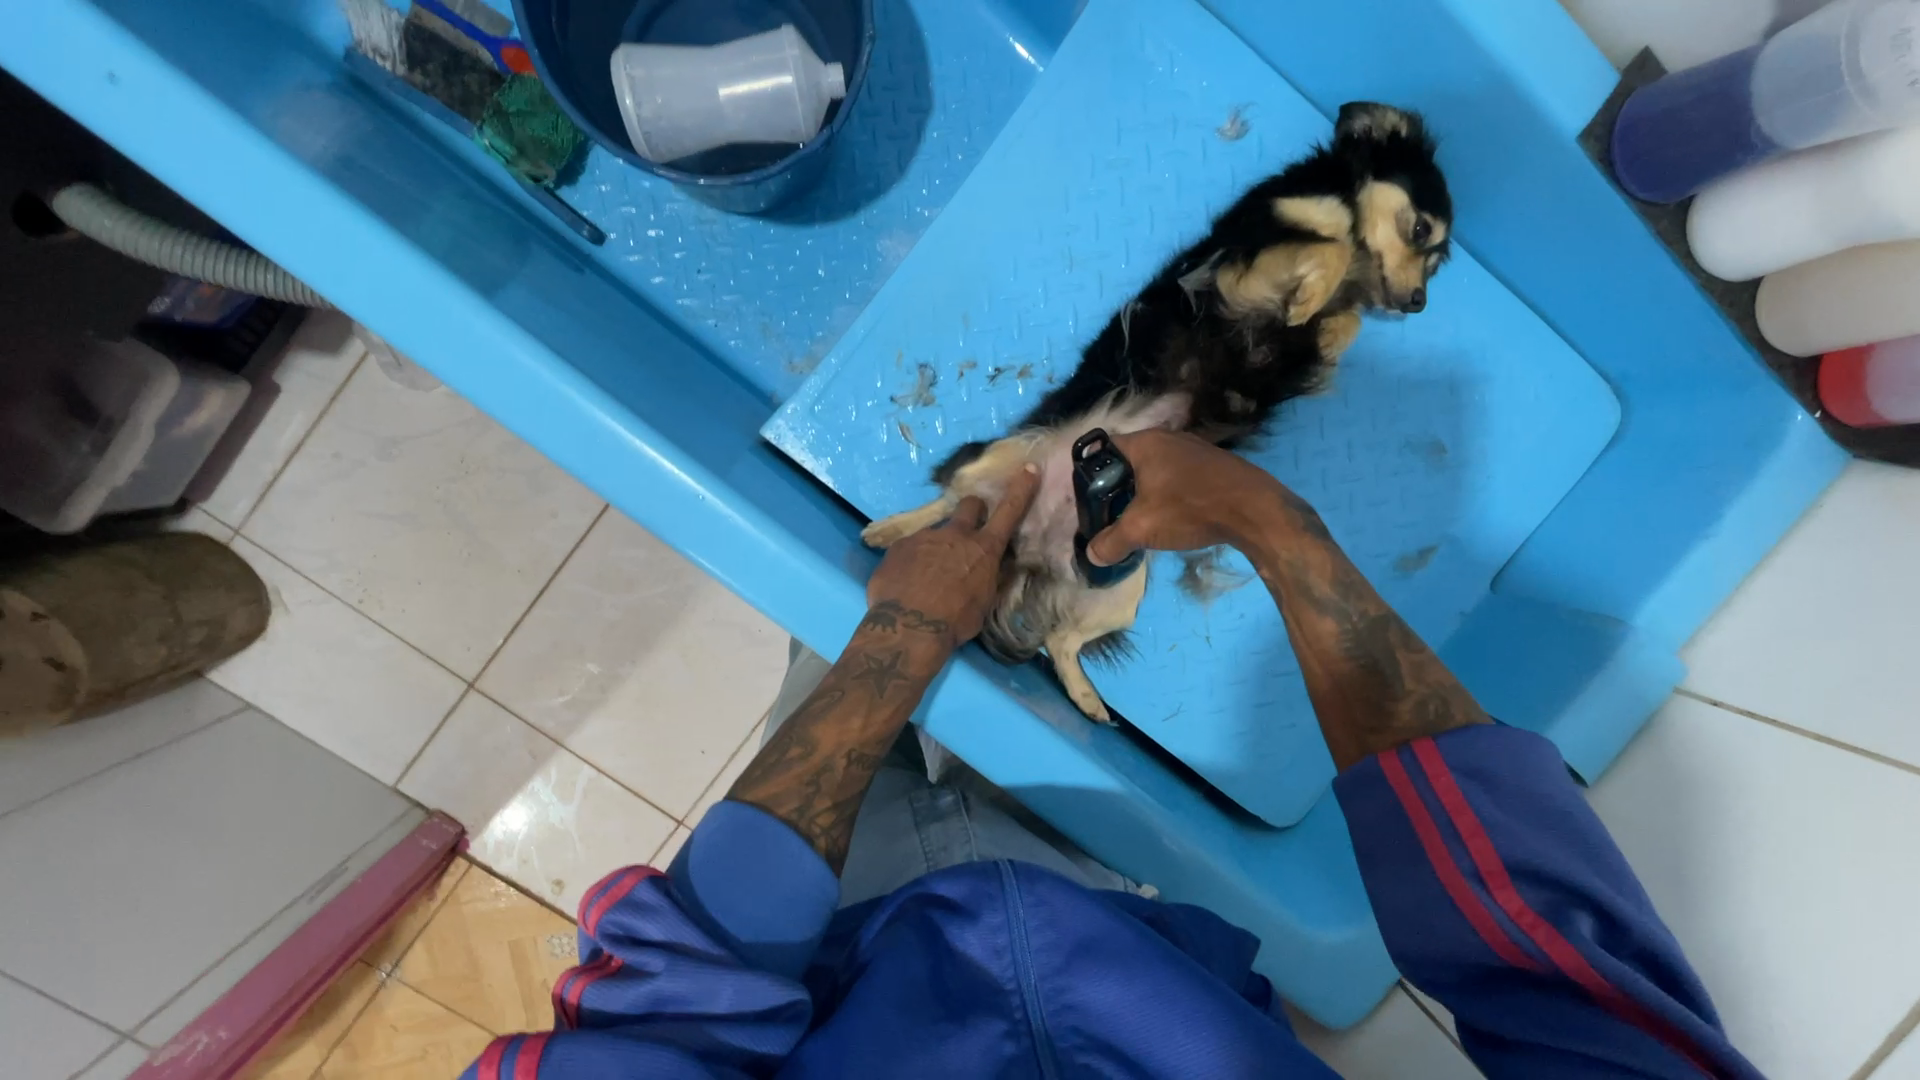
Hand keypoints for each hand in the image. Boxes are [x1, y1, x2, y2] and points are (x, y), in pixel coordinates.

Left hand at [864, 465, 1040, 646]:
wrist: (907, 628)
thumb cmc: (954, 622)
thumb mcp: (984, 603)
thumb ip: (990, 578)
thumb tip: (997, 567)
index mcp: (984, 549)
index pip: (1009, 511)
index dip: (1020, 489)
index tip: (1028, 469)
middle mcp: (956, 534)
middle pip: (969, 505)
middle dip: (972, 512)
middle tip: (968, 531)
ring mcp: (925, 536)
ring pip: (937, 531)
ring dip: (937, 546)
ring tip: (927, 575)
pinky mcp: (899, 546)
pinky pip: (910, 547)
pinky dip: (912, 560)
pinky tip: (907, 581)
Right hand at [1086, 430, 1300, 565]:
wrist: (1255, 511)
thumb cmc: (1190, 509)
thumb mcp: (1141, 529)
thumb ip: (1111, 542)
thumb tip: (1092, 555)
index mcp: (1144, 442)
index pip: (1102, 448)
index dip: (1089, 473)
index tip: (1088, 499)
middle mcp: (1168, 438)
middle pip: (1129, 459)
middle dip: (1117, 486)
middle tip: (1111, 513)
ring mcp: (1194, 449)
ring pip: (1155, 468)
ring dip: (1144, 491)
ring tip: (1140, 518)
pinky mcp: (1214, 465)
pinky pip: (1179, 475)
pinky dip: (1169, 492)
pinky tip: (1173, 516)